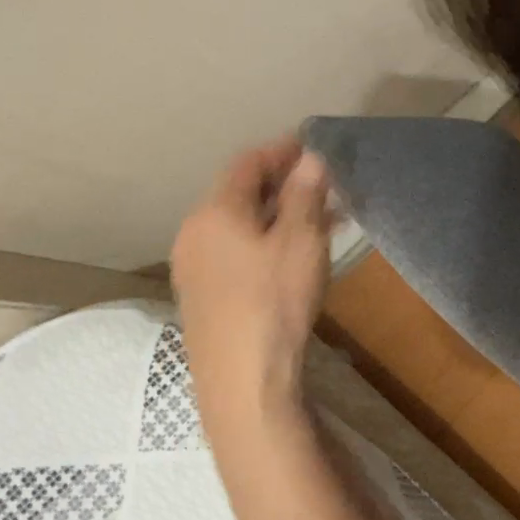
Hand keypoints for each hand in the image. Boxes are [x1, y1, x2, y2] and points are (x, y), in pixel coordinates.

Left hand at [171, 138, 332, 406]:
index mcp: (214, 212)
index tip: (316, 146)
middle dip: (283, 183)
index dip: (281, 150)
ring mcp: (193, 264)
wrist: (242, 373)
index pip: (247, 163)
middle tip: (326, 183)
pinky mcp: (203, 292)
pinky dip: (266, 237)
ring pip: (240, 222)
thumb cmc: (275, 298)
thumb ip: (306, 194)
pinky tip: (295, 252)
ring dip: (278, 212)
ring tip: (321, 218)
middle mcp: (194, 231)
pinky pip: (236, 247)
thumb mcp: (302, 240)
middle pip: (239, 193)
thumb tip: (311, 157)